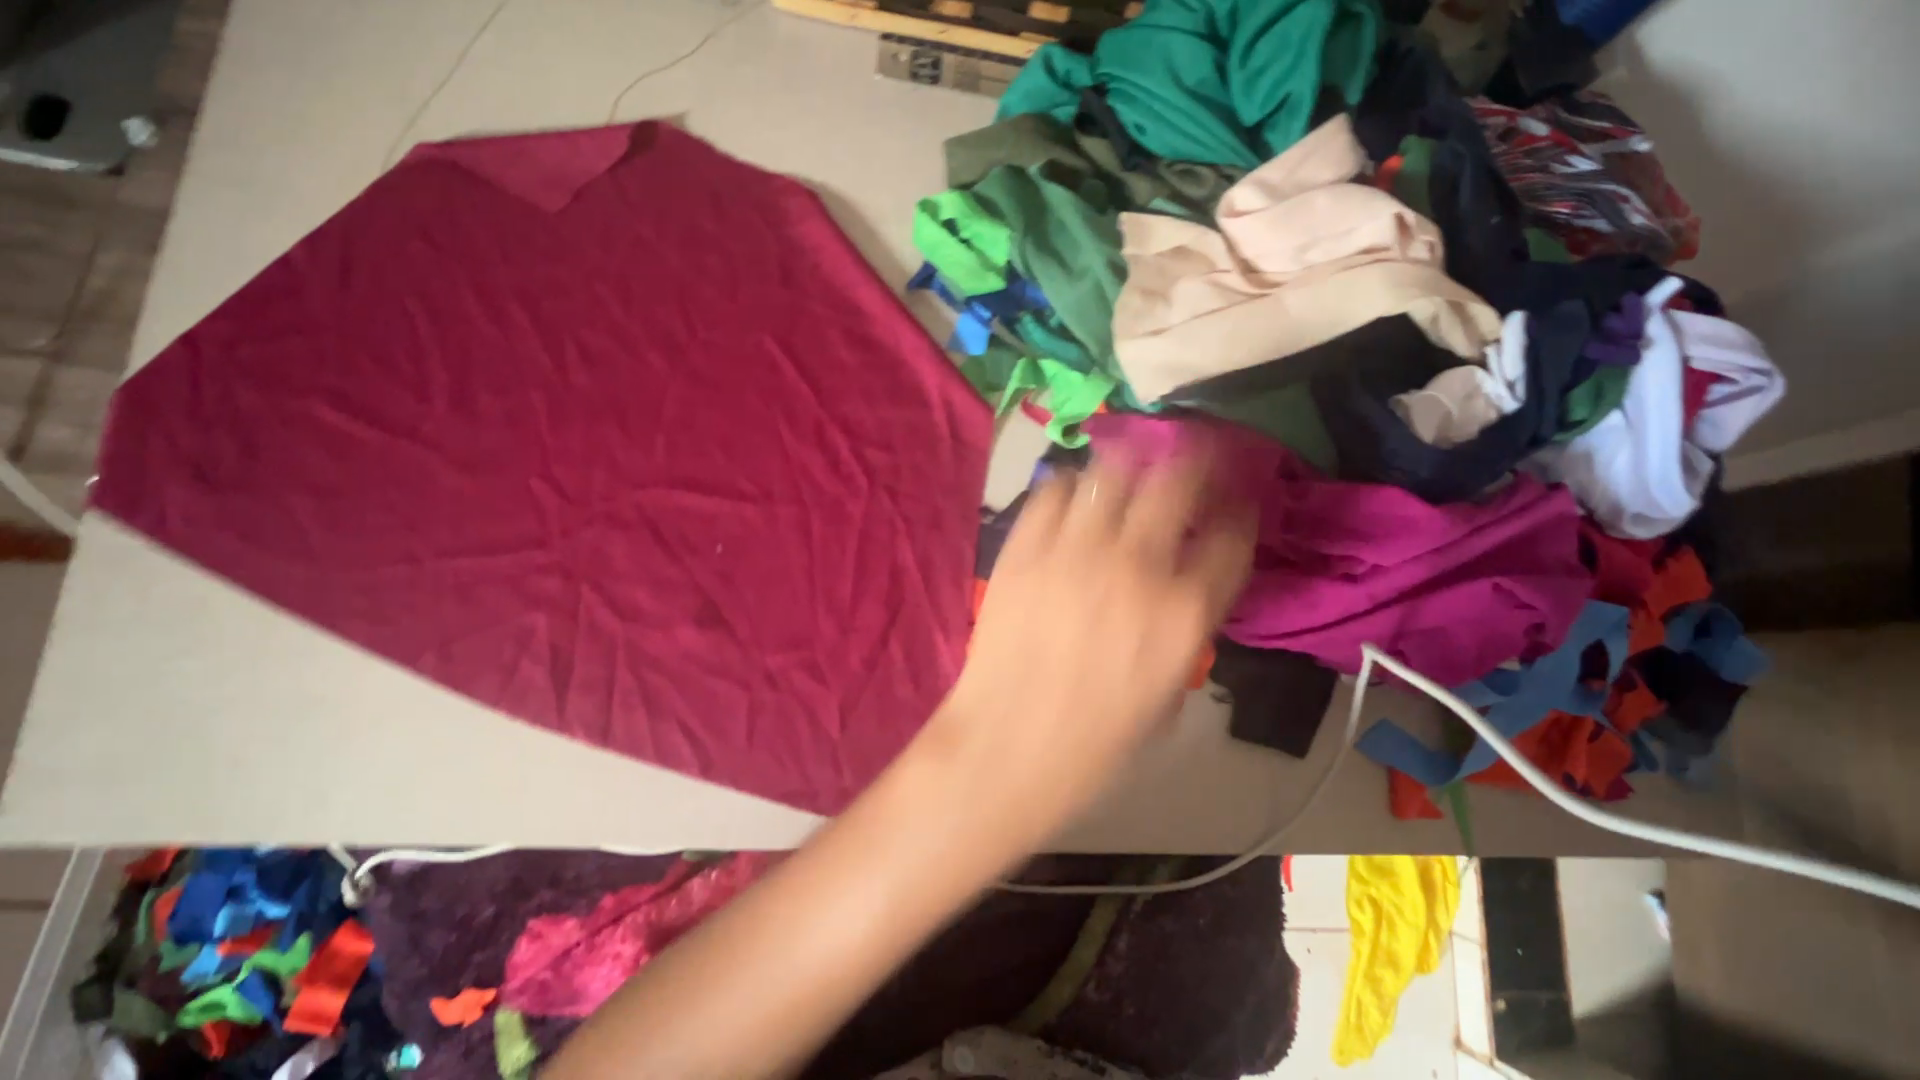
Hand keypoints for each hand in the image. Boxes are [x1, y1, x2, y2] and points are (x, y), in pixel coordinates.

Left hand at [922, 449, 1256, 846]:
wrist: (1007, 748)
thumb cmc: (1094, 745)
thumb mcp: (1165, 694)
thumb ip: (1183, 632)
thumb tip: (1183, 590)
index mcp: (1186, 612)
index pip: (1233, 536)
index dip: (1239, 512)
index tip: (1234, 506)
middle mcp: (1138, 566)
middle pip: (1179, 482)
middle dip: (1194, 464)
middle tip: (1191, 462)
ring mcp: (1076, 550)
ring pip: (1113, 473)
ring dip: (1130, 467)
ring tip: (1131, 472)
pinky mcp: (1024, 547)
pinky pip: (1053, 492)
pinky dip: (1070, 488)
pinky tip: (1074, 502)